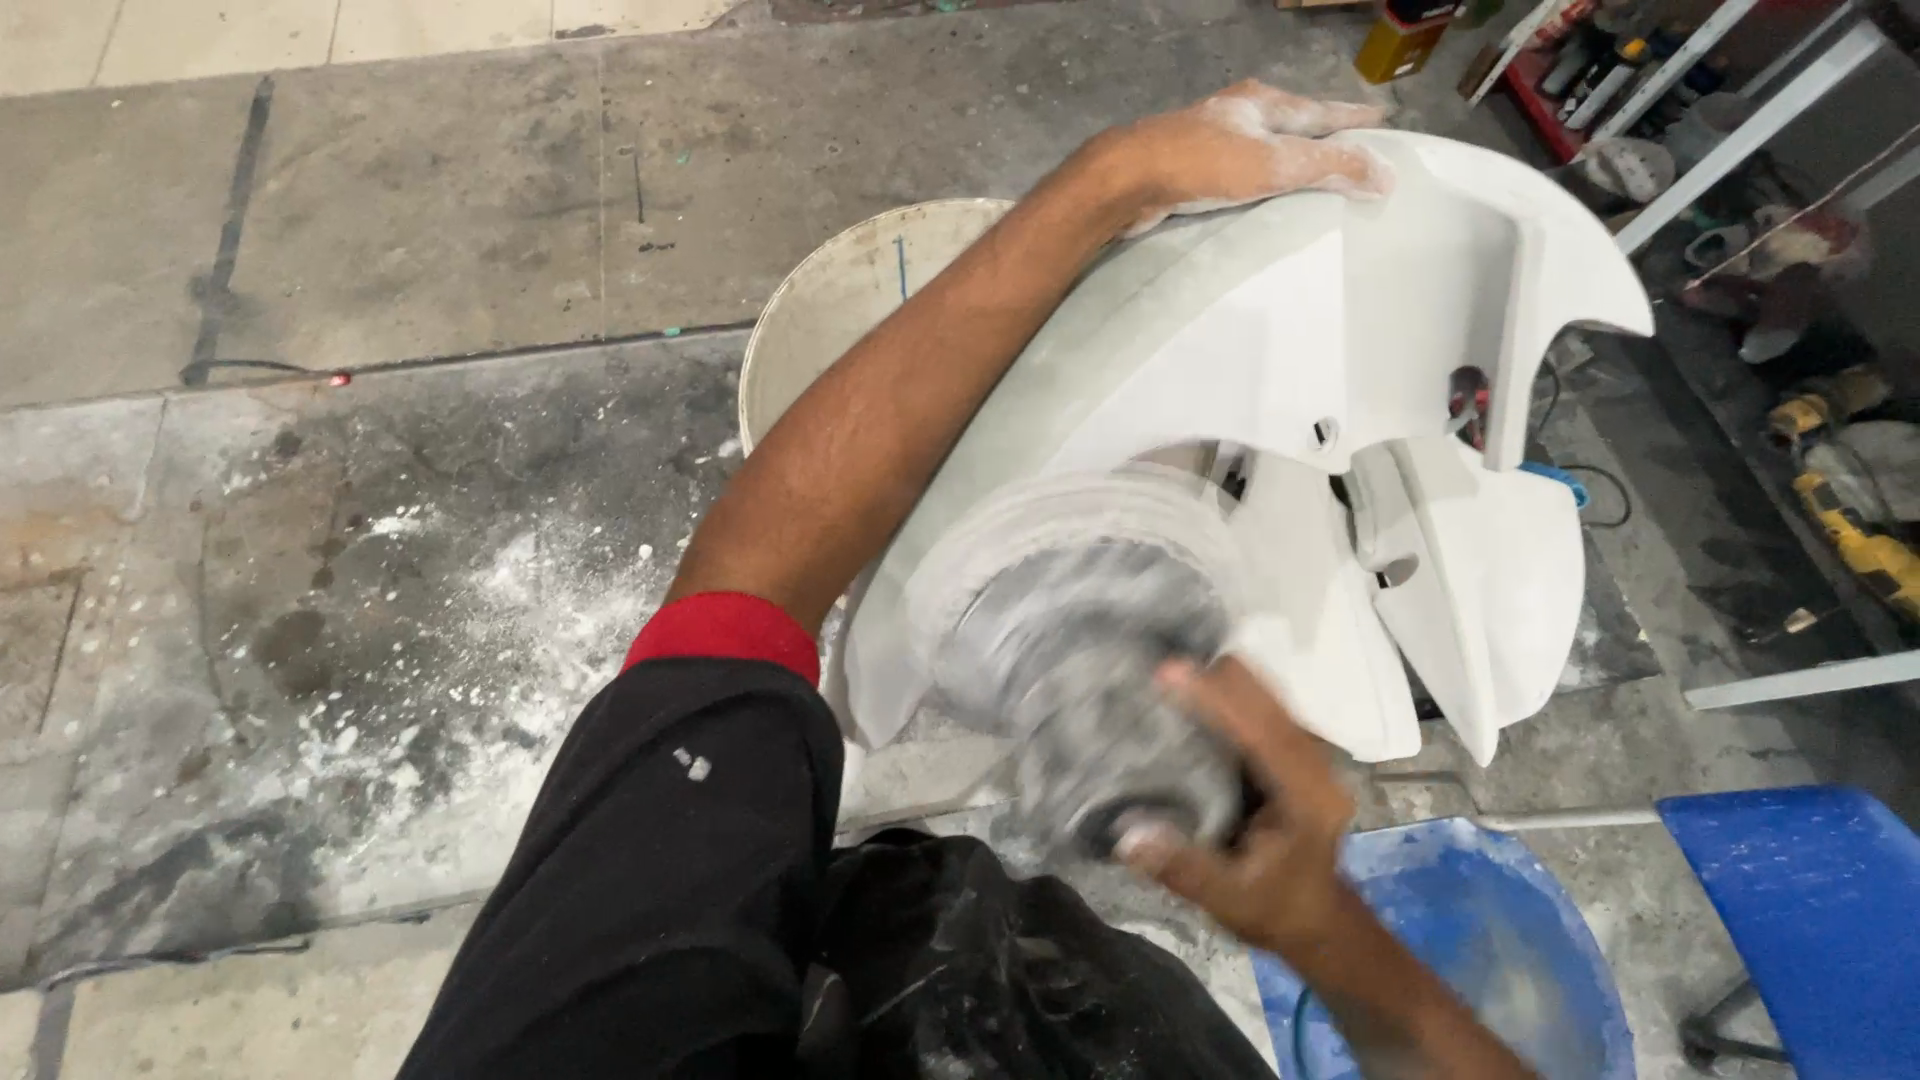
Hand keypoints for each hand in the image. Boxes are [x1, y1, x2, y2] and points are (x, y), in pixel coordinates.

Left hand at [1097, 80, 1393, 236]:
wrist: (1128, 178)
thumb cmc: (1204, 164)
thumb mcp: (1275, 164)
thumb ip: (1328, 168)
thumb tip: (1385, 175)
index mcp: (1262, 102)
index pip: (1320, 109)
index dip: (1352, 119)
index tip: (1381, 120)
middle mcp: (1235, 113)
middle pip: (1287, 122)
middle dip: (1315, 134)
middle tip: (1343, 145)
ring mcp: (1205, 139)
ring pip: (1255, 146)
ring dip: (1279, 158)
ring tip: (1301, 173)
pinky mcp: (1182, 168)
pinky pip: (1230, 173)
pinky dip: (1249, 181)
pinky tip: (1248, 196)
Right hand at [1116, 656, 1356, 953]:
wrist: (1317, 920)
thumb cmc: (1275, 910)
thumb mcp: (1229, 901)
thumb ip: (1184, 868)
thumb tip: (1129, 837)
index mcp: (1306, 797)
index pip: (1261, 732)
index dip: (1216, 698)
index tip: (1169, 672)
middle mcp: (1315, 765)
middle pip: (1267, 698)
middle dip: (1216, 678)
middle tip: (1157, 668)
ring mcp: (1308, 754)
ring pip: (1265, 694)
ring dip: (1220, 679)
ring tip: (1168, 671)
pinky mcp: (1293, 750)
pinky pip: (1261, 704)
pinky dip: (1227, 691)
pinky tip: (1191, 688)